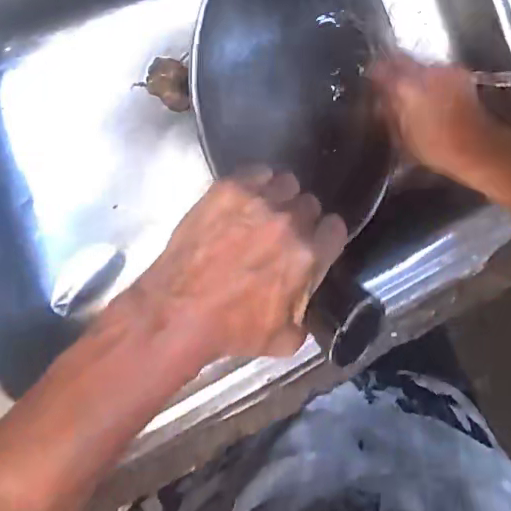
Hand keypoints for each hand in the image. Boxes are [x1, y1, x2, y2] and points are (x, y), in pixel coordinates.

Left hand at [115, 170, 346, 364]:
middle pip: (310, 203)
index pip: (335, 227)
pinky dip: (256, 183)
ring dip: (280, 197)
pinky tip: (245, 201)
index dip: (325, 237)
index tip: (314, 243)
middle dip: (301, 218)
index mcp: (308, 255)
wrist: (175, 313)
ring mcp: (259, 201)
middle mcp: (289, 221)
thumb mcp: (285, 339)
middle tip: (283, 234)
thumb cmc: (230, 330)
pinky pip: (257, 172)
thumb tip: (311, 300)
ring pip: (286, 182)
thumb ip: (309, 312)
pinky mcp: (230, 188)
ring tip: (264, 212)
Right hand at [371, 52, 510, 183]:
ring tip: (413, 93)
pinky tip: (433, 95)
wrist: (479, 148)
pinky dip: (433, 79)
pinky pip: (438, 72)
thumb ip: (390, 113)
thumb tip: (381, 101)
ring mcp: (445, 71)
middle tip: (390, 84)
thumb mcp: (405, 137)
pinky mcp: (461, 75)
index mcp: (407, 86)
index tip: (371, 78)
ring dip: (415, 75)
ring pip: (422, 66)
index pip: (382, 68)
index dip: (375, 72)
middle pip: (403, 60)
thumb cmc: (439, 148)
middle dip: (395, 70)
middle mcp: (426, 72)